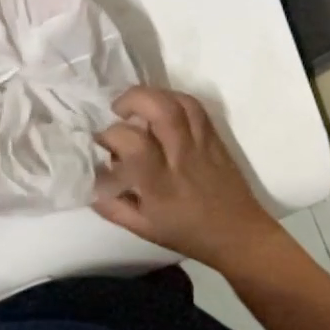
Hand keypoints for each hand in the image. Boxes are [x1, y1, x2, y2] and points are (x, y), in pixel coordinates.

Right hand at [93, 86, 281, 267]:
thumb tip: (91, 183)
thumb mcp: (143, 229)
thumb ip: (113, 207)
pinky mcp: (217, 139)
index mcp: (160, 184)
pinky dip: (175, 100)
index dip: (110, 134)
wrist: (238, 234)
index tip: (102, 142)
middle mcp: (182, 158)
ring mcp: (203, 145)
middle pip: (161, 109)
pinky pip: (197, 108)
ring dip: (155, 95)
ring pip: (181, 102)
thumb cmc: (188, 234)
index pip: (133, 143)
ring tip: (140, 106)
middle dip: (133, 98)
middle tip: (118, 110)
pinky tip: (163, 110)